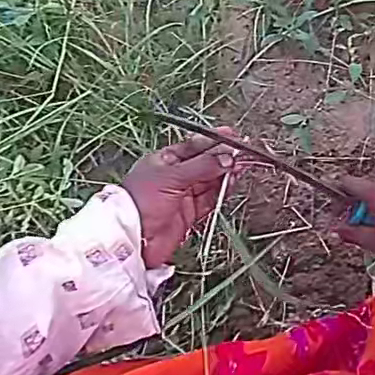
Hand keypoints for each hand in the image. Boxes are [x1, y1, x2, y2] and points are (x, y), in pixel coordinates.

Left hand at [121, 131, 238, 266]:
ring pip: (211, 180)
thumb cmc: (141, 201)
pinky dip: (223, 191)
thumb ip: (203, 166)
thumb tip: (227, 157)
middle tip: (242, 153)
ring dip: (226, 173)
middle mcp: (176, 176)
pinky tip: (232, 182)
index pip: (195, 146)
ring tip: (241, 167)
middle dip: (224, 157)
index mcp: (165, 160)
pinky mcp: (190, 213)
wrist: (132, 238)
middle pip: (206, 163)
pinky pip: (211, 199)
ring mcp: (183, 195)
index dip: (214, 141)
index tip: (232, 137)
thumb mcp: (172, 176)